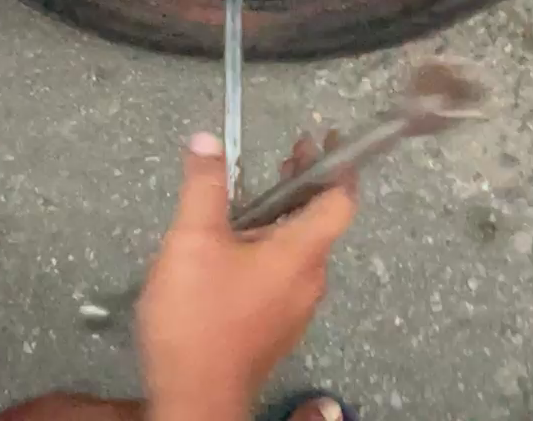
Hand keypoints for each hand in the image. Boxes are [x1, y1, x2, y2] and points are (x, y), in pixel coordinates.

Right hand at [136, 131, 356, 420]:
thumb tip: (208, 140)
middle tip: (290, 151)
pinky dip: (274, 240)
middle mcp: (308, 280)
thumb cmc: (199, 317)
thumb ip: (204, 185)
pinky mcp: (275, 324)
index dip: (338, 166)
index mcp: (300, 255)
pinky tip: (239, 237)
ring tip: (260, 188)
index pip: (340, 202)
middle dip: (307, 182)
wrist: (193, 400)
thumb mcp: (193, 239)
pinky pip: (286, 270)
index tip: (326, 138)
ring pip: (302, 246)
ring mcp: (294, 307)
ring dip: (287, 211)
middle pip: (321, 221)